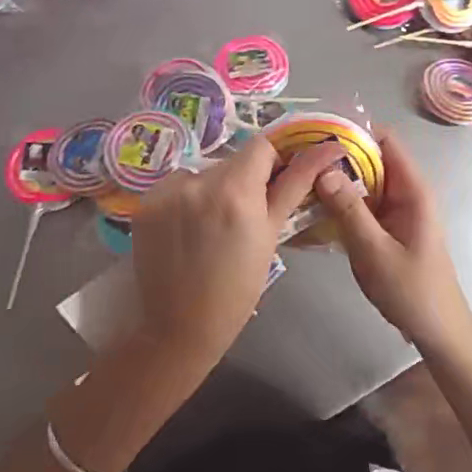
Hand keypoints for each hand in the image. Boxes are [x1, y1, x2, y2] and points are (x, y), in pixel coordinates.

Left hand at [133, 138, 345, 362]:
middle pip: (230, 162)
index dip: (272, 162)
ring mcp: (165, 192)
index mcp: (235, 191)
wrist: (181, 325)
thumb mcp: (269, 236)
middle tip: (242, 219)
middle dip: (241, 181)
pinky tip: (185, 233)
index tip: (272, 186)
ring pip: (201, 174)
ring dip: (211, 191)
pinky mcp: (144, 204)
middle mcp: (196, 182)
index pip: (261, 146)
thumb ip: (293, 187)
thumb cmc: (237, 288)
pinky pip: (174, 188)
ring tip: (209, 230)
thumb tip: (327, 150)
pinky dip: (184, 202)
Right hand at [314, 130, 471, 350]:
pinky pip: (359, 206)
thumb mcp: (374, 250)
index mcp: (412, 191)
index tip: (315, 133)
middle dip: (335, 156)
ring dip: (333, 181)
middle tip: (295, 159)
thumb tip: (322, 170)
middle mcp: (404, 194)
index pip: (385, 141)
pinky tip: (309, 208)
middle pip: (369, 159)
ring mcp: (394, 212)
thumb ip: (348, 209)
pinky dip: (337, 203)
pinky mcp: (384, 229)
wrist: (435, 329)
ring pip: (360, 183)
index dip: (353, 131)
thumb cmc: (411, 290)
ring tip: (295, 179)